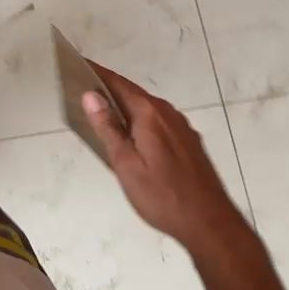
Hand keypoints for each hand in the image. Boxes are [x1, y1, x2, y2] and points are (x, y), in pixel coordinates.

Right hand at [83, 62, 239, 250]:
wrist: (211, 226)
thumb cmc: (162, 196)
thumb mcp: (126, 165)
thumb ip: (108, 128)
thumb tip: (90, 95)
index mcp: (149, 113)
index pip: (117, 82)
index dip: (96, 72)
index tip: (77, 64)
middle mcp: (167, 112)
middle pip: (133, 93)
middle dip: (109, 90)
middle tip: (85, 92)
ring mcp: (182, 127)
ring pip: (147, 108)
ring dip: (126, 107)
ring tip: (105, 115)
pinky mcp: (190, 143)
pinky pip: (159, 121)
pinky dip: (142, 120)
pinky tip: (135, 137)